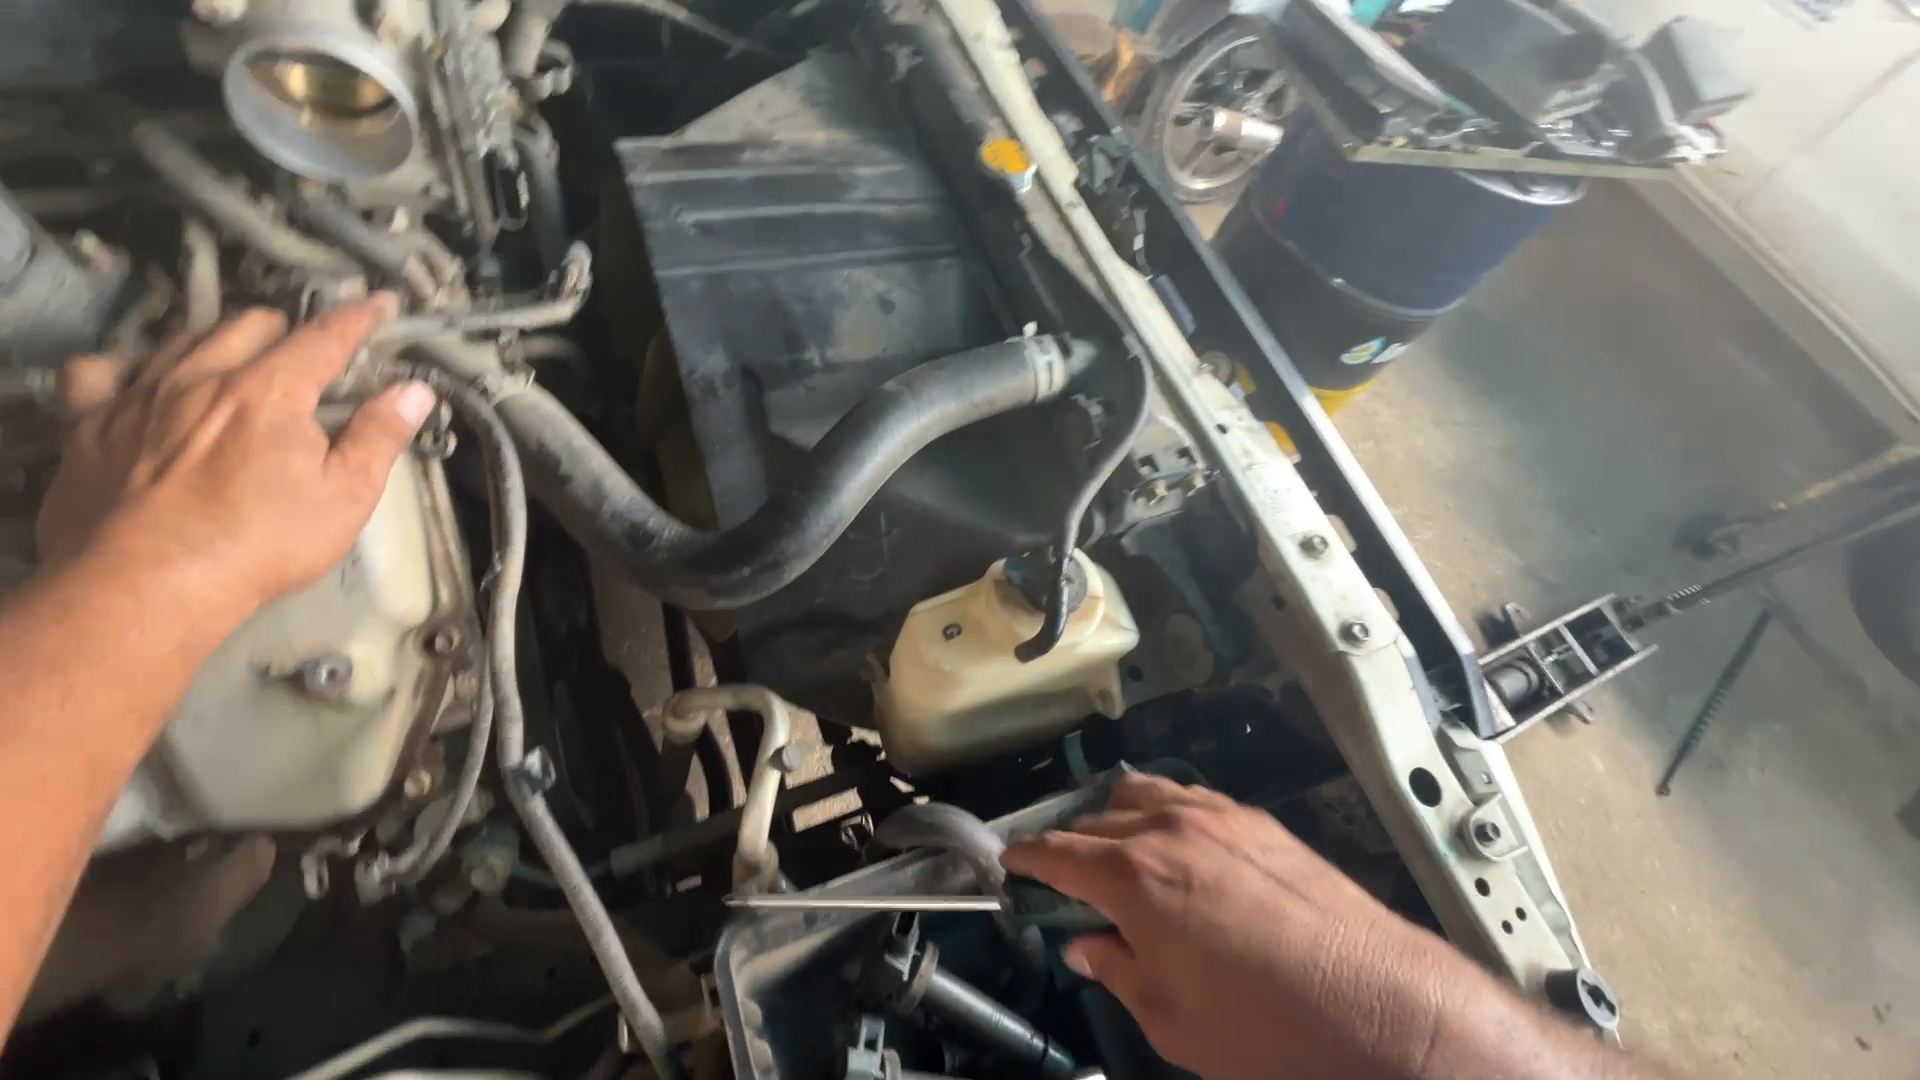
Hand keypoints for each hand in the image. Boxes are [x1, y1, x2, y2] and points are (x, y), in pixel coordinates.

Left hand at [35, 296, 437, 612]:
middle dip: (285, 328)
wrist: (149, 583)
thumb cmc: (264, 541)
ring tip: (238, 356)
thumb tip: (415, 391)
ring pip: (180, 339)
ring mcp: (136, 397)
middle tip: (308, 349)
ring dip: (218, 340)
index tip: (381, 302)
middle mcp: (201, 378)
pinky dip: (130, 367)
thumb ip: (380, 435)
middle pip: (247, 326)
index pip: (324, 338)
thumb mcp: (348, 494)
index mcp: (270, 393)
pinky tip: (145, 381)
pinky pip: (99, 370)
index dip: (358, 317)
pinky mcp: (86, 425)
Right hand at [1003, 773, 1493, 1079]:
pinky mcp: (1255, 820)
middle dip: (1067, 846)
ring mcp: (1214, 815)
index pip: (1057, 853)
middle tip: (1063, 878)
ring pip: (1139, 793)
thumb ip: (1116, 969)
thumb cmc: (1266, 1031)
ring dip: (1113, 819)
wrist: (1385, 1011)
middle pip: (1092, 821)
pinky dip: (1162, 810)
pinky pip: (1188, 796)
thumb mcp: (1171, 1019)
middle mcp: (1166, 828)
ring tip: (1115, 852)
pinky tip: (1174, 840)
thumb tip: (1084, 944)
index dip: (1026, 857)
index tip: (1011, 862)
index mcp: (1132, 877)